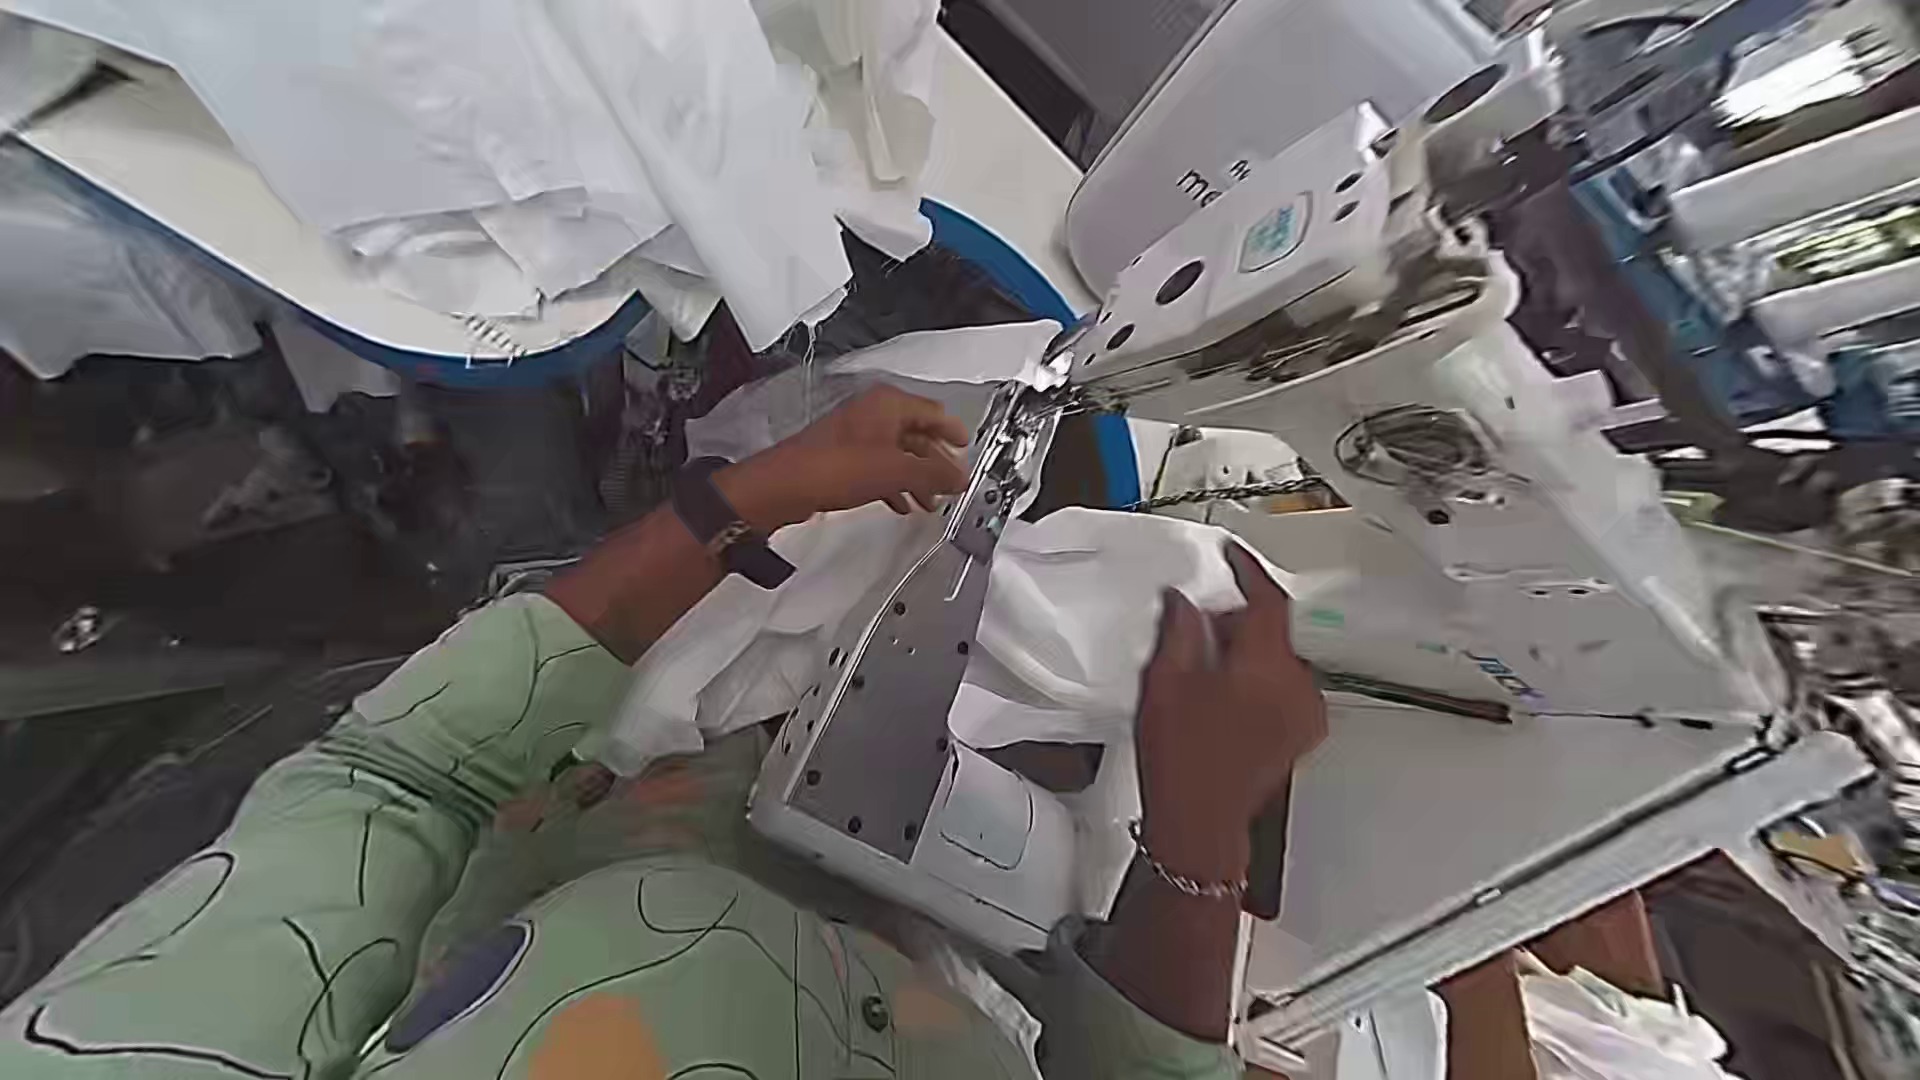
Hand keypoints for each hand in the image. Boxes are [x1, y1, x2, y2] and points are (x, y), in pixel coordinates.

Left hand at [715, 384, 970, 529]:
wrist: (787, 486)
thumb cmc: (837, 467)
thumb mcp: (896, 470)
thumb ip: (934, 473)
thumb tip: (960, 477)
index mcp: (889, 404)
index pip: (934, 413)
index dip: (953, 432)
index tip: (966, 447)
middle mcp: (874, 414)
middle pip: (917, 435)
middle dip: (935, 462)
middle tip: (951, 484)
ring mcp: (857, 435)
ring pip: (899, 454)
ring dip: (916, 478)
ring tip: (929, 503)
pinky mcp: (844, 457)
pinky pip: (880, 467)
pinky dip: (895, 483)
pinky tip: (901, 503)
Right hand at [1135, 542, 1326, 880]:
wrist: (1198, 817)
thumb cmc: (1180, 753)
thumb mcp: (1165, 680)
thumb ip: (1180, 630)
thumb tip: (1185, 600)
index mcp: (1267, 668)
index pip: (1268, 602)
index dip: (1248, 571)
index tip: (1232, 554)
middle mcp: (1298, 688)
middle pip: (1271, 631)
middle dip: (1234, 621)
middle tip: (1193, 628)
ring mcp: (1303, 714)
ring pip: (1276, 658)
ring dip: (1244, 650)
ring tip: (1201, 668)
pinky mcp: (1299, 733)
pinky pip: (1282, 685)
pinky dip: (1256, 676)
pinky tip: (1220, 694)